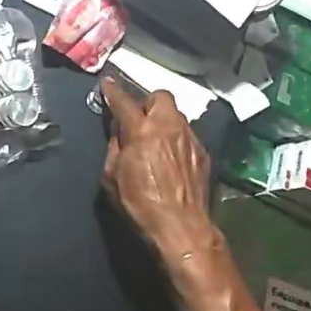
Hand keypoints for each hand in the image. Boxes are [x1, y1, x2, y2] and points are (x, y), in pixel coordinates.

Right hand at [101, 79, 219, 268]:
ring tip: (155, 140)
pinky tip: (170, 158)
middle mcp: (169, 126)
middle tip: (138, 119)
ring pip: (177, 115)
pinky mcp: (202, 153)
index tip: (107, 84)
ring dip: (164, 121)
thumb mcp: (112, 176)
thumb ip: (115, 147)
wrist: (181, 226)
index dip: (113, 91)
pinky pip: (186, 135)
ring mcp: (189, 138)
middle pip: (160, 97)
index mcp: (142, 130)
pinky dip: (176, 139)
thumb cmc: (140, 203)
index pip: (124, 102)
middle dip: (148, 103)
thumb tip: (119, 132)